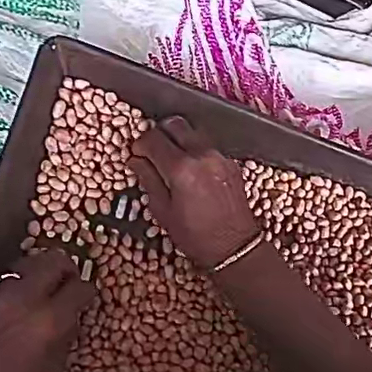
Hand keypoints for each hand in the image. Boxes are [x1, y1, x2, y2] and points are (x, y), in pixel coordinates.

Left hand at [0, 247, 93, 371]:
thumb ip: (61, 344)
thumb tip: (67, 325)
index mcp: (49, 322)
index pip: (80, 287)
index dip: (88, 292)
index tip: (87, 299)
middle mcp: (21, 302)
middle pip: (52, 260)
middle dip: (66, 267)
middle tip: (69, 282)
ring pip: (22, 269)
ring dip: (36, 277)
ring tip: (40, 297)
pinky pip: (0, 287)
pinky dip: (13, 293)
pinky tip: (12, 316)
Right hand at [130, 116, 259, 269]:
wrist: (235, 246)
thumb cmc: (196, 236)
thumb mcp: (163, 212)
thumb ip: (149, 180)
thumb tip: (136, 161)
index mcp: (182, 169)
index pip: (152, 139)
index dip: (140, 145)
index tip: (137, 154)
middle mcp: (203, 156)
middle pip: (175, 124)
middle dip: (159, 134)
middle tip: (153, 151)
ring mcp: (220, 157)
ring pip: (194, 132)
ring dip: (179, 140)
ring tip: (172, 161)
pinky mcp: (231, 163)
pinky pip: (208, 146)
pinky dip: (196, 151)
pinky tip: (192, 170)